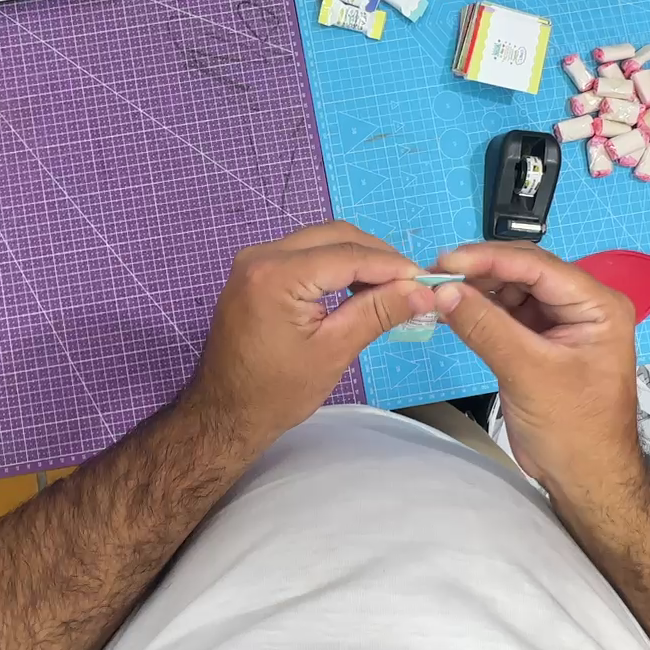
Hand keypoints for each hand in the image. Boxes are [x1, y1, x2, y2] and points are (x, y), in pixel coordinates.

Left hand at [184, 222, 431, 440]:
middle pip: (334, 237)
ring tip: (390, 287)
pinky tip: (357, 287)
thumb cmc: (276, 392)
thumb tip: (423, 292)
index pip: (348, 254)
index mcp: (276, 274)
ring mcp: (254, 260)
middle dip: (377, 256)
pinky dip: (333, 265)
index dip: (392, 266)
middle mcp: (261, 255)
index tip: (426, 281)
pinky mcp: (255, 271)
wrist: (224, 413)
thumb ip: (378, 312)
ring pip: (319, 241)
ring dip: (357, 258)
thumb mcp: (334, 350)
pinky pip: (303, 254)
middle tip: (411, 283)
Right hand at [430, 241, 645, 508]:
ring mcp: (558, 321)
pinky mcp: (536, 338)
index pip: (537, 266)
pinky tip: (451, 309)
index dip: (489, 259)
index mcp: (597, 305)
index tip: (446, 262)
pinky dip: (476, 309)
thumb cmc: (574, 429)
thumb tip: (443, 291)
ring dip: (474, 289)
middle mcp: (580, 304)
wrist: (583, 477)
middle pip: (522, 272)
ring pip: (509, 288)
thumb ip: (485, 327)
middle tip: (434, 275)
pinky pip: (503, 312)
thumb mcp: (528, 372)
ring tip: (438, 292)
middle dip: (478, 271)